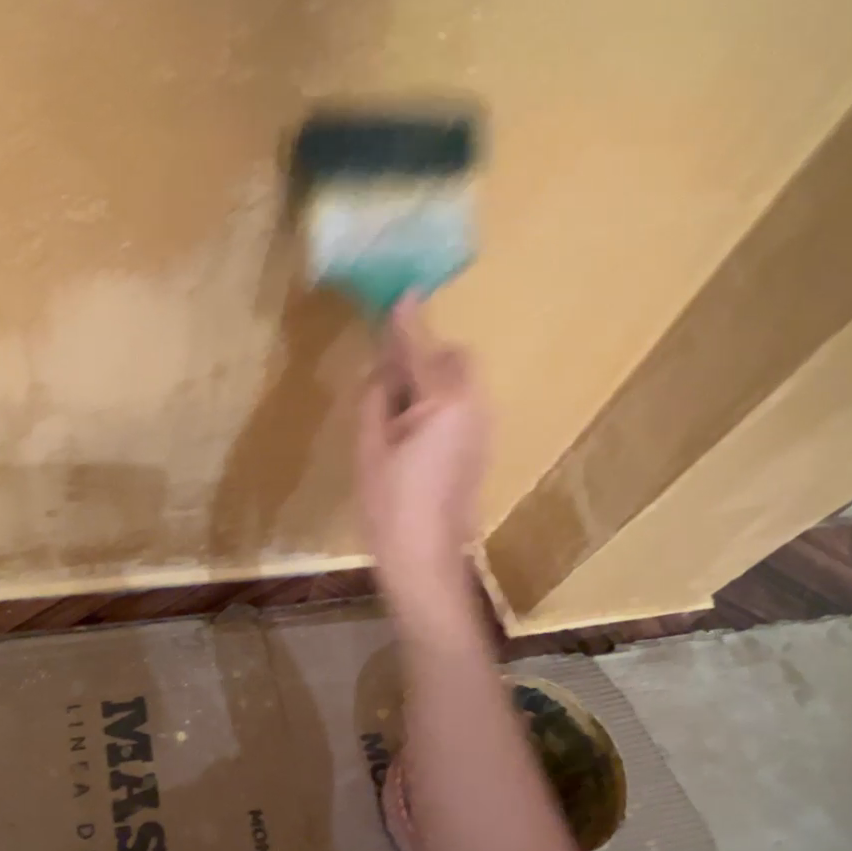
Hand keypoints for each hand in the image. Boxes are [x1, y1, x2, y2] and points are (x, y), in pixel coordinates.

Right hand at [356, 293, 489, 616]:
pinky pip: (462, 406)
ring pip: (460, 383)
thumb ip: (378, 395)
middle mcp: (474, 407)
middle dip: (424, 354)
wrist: (425, 558)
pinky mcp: (481, 448)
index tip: (401, 292)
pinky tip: (412, 430)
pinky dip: (440, 402)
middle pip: (453, 359)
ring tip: (395, 407)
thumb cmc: (388, 502)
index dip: (406, 321)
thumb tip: (384, 368)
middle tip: (386, 375)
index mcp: (443, 401)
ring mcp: (483, 429)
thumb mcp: (369, 444)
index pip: (420, 348)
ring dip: (432, 379)